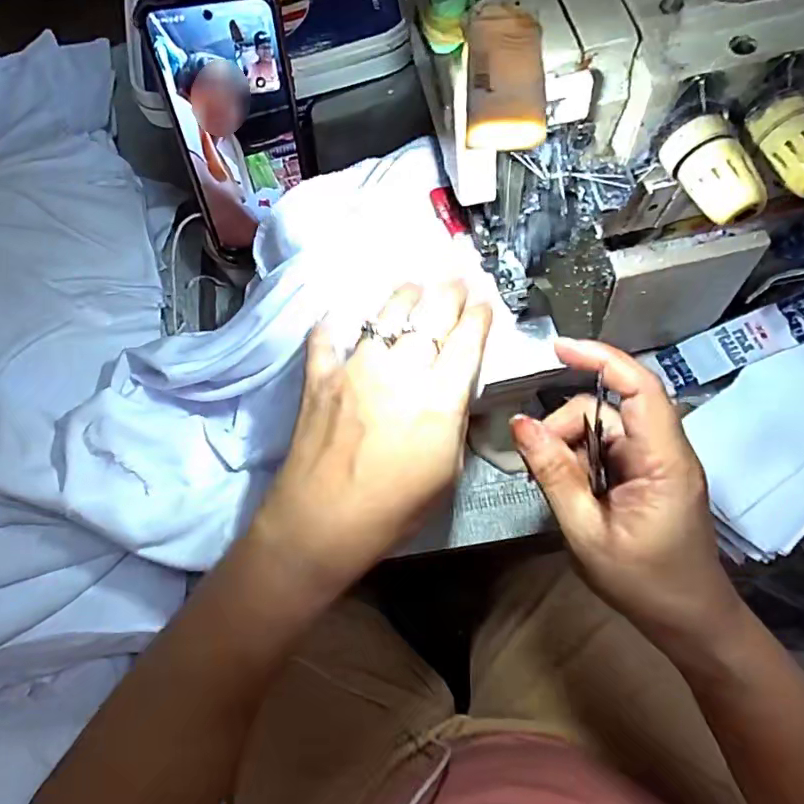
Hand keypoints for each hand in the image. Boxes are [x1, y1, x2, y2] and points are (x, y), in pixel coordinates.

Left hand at [246, 281, 493, 596]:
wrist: (322, 522)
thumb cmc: (394, 509)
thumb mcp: (447, 474)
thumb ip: (454, 424)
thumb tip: (455, 395)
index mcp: (438, 400)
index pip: (466, 342)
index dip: (479, 317)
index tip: (484, 304)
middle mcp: (399, 372)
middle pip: (430, 317)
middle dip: (449, 293)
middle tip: (457, 281)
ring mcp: (355, 369)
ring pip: (384, 314)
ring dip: (404, 296)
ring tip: (412, 286)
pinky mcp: (320, 376)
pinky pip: (327, 336)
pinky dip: (336, 320)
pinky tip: (343, 312)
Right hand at [509, 339, 745, 649]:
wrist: (690, 621)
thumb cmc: (645, 584)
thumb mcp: (587, 532)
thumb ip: (555, 474)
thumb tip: (522, 425)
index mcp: (663, 461)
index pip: (639, 388)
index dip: (601, 359)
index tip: (559, 349)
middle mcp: (664, 451)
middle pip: (608, 410)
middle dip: (566, 428)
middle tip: (539, 468)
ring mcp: (656, 462)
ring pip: (602, 429)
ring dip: (570, 448)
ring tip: (557, 489)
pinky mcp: (647, 474)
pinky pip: (606, 449)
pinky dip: (580, 461)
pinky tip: (571, 491)